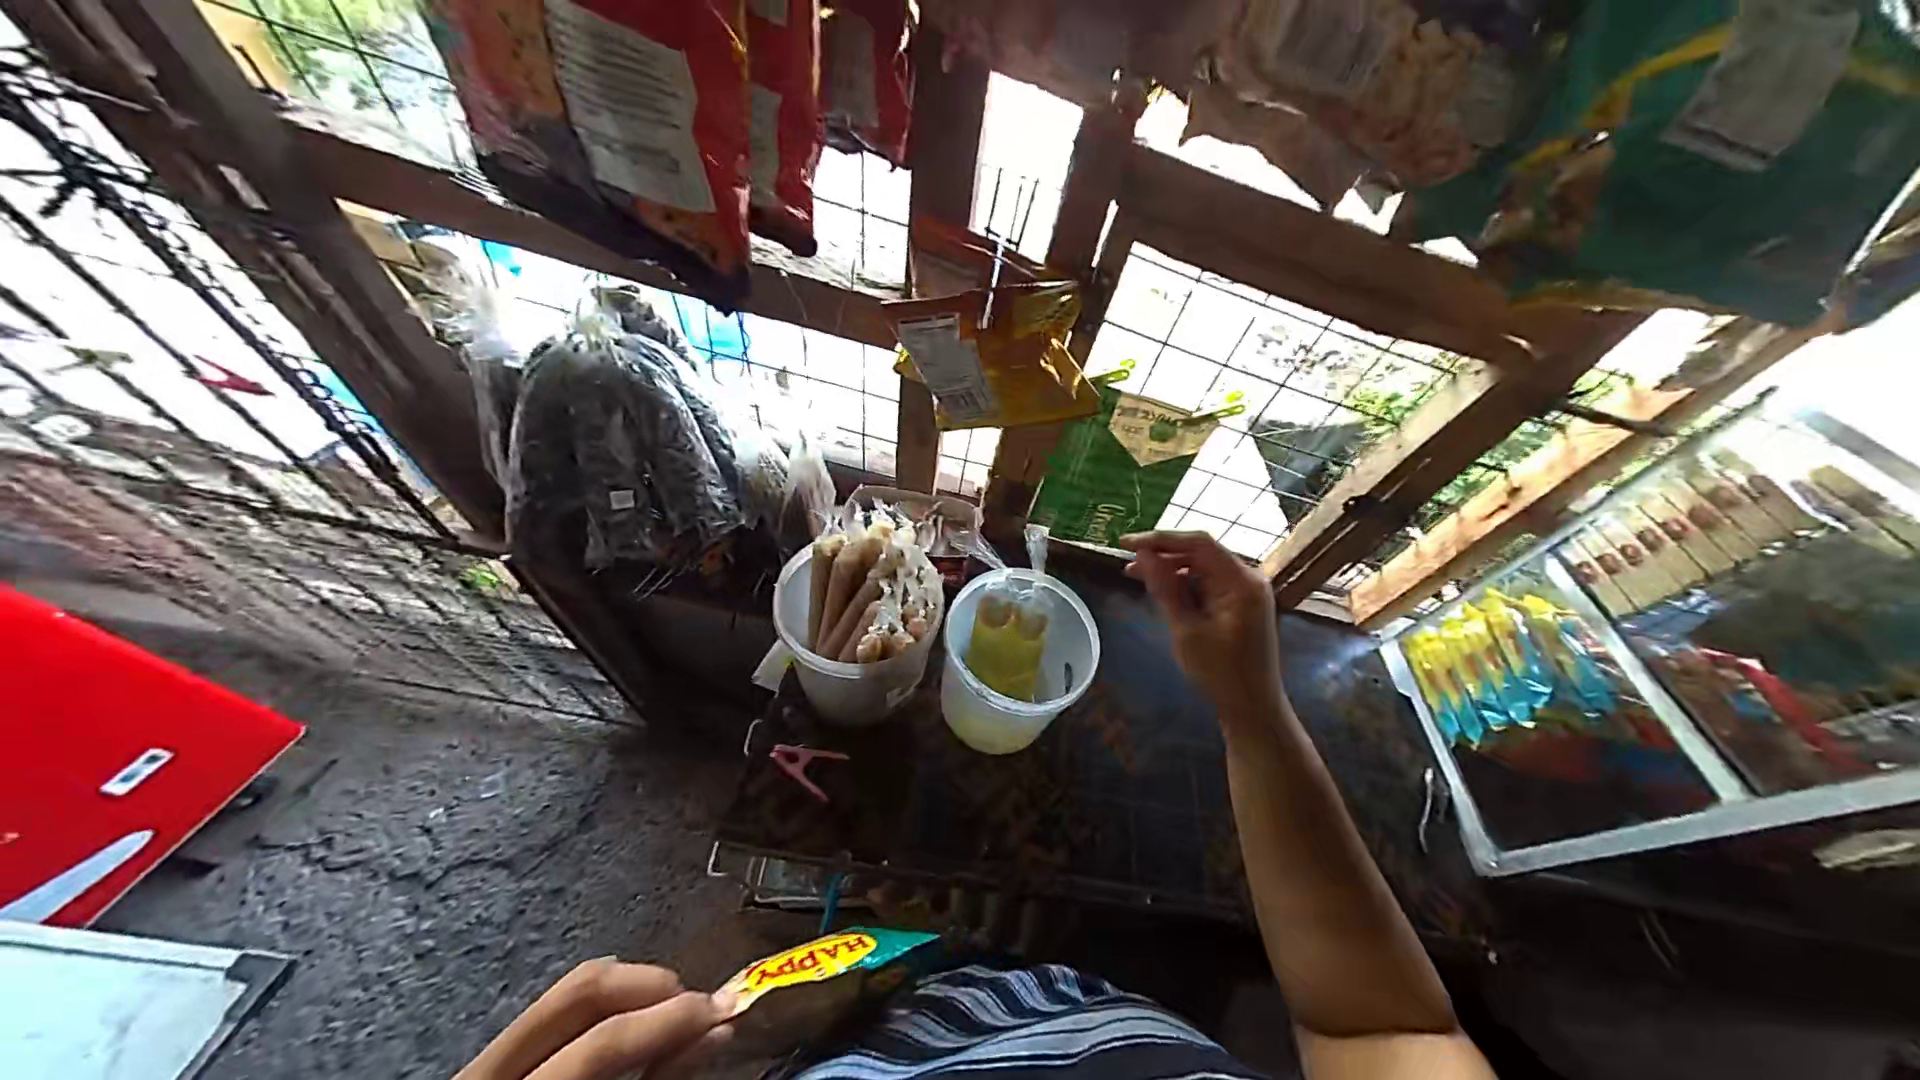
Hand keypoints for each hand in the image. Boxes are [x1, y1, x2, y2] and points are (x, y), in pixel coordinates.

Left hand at [455, 959, 734, 1079]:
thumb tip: (717, 1030)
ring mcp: (484, 1066)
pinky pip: (560, 1010)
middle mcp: (486, 1077)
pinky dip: (609, 1007)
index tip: (721, 1013)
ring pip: (571, 989)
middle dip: (654, 987)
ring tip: (675, 1011)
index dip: (670, 1020)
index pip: (599, 1045)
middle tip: (700, 1005)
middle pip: (583, 992)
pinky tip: (636, 1022)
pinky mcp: (494, 1062)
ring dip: (635, 991)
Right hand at [1121, 531, 1282, 719]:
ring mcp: (1246, 590)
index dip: (1159, 538)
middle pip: (1200, 552)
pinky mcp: (1241, 602)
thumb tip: (1143, 555)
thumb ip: (1165, 588)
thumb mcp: (1186, 630)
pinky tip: (1161, 590)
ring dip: (1170, 568)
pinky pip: (1208, 581)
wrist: (1254, 708)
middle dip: (1162, 554)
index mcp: (1241, 582)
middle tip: (1127, 562)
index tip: (1126, 542)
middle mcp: (1248, 578)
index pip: (1198, 543)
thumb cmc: (1220, 674)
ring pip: (1202, 566)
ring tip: (1135, 576)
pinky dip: (1184, 583)